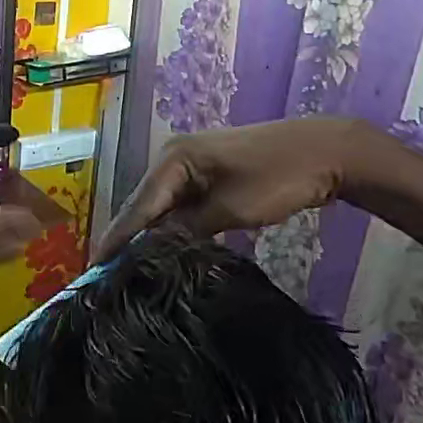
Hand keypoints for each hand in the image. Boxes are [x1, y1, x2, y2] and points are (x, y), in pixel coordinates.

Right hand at [97, 117, 394, 260]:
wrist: (328, 150)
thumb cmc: (280, 177)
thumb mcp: (230, 209)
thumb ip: (186, 229)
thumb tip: (151, 250)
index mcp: (172, 159)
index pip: (137, 207)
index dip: (116, 239)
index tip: (94, 266)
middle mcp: (171, 156)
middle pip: (142, 204)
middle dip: (126, 238)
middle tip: (106, 272)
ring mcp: (188, 162)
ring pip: (159, 204)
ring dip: (147, 233)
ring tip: (125, 265)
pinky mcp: (205, 171)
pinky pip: (177, 201)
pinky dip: (168, 223)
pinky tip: (159, 245)